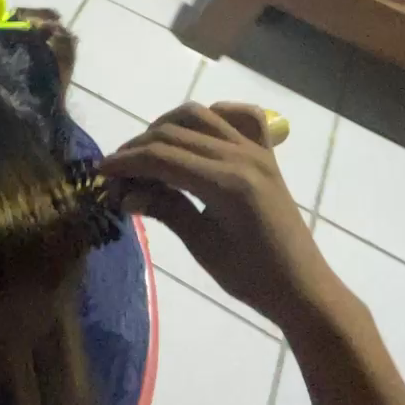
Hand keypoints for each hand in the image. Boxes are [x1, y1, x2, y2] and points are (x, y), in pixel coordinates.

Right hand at [100, 102, 348, 333]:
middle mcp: (242, 156)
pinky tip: (195, 133)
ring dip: (164, 127)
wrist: (304, 290)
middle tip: (118, 174)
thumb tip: (123, 193)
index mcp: (227, 184)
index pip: (161, 157)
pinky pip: (239, 116)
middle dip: (137, 148)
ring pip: (198, 115)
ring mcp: (256, 150)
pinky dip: (213, 114)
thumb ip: (164, 208)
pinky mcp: (265, 153)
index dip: (125, 162)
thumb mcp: (201, 246)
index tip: (100, 173)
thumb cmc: (251, 278)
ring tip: (147, 153)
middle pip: (173, 133)